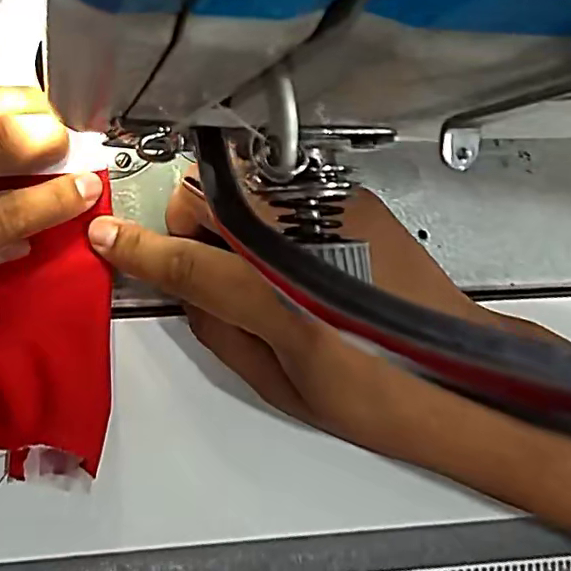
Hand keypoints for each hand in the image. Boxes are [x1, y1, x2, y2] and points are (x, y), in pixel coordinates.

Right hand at [87, 174, 554, 457]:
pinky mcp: (347, 193)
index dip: (138, 248)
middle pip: (202, 195)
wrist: (463, 369)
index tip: (106, 236)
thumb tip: (182, 288)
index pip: (185, 260)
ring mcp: (327, 205)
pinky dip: (267, 208)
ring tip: (259, 257)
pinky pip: (277, 185)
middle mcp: (301, 236)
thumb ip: (215, 328)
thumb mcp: (279, 382)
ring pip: (236, 181)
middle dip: (190, 224)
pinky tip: (296, 245)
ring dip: (227, 213)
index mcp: (279, 296)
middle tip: (209, 261)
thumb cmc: (378, 389)